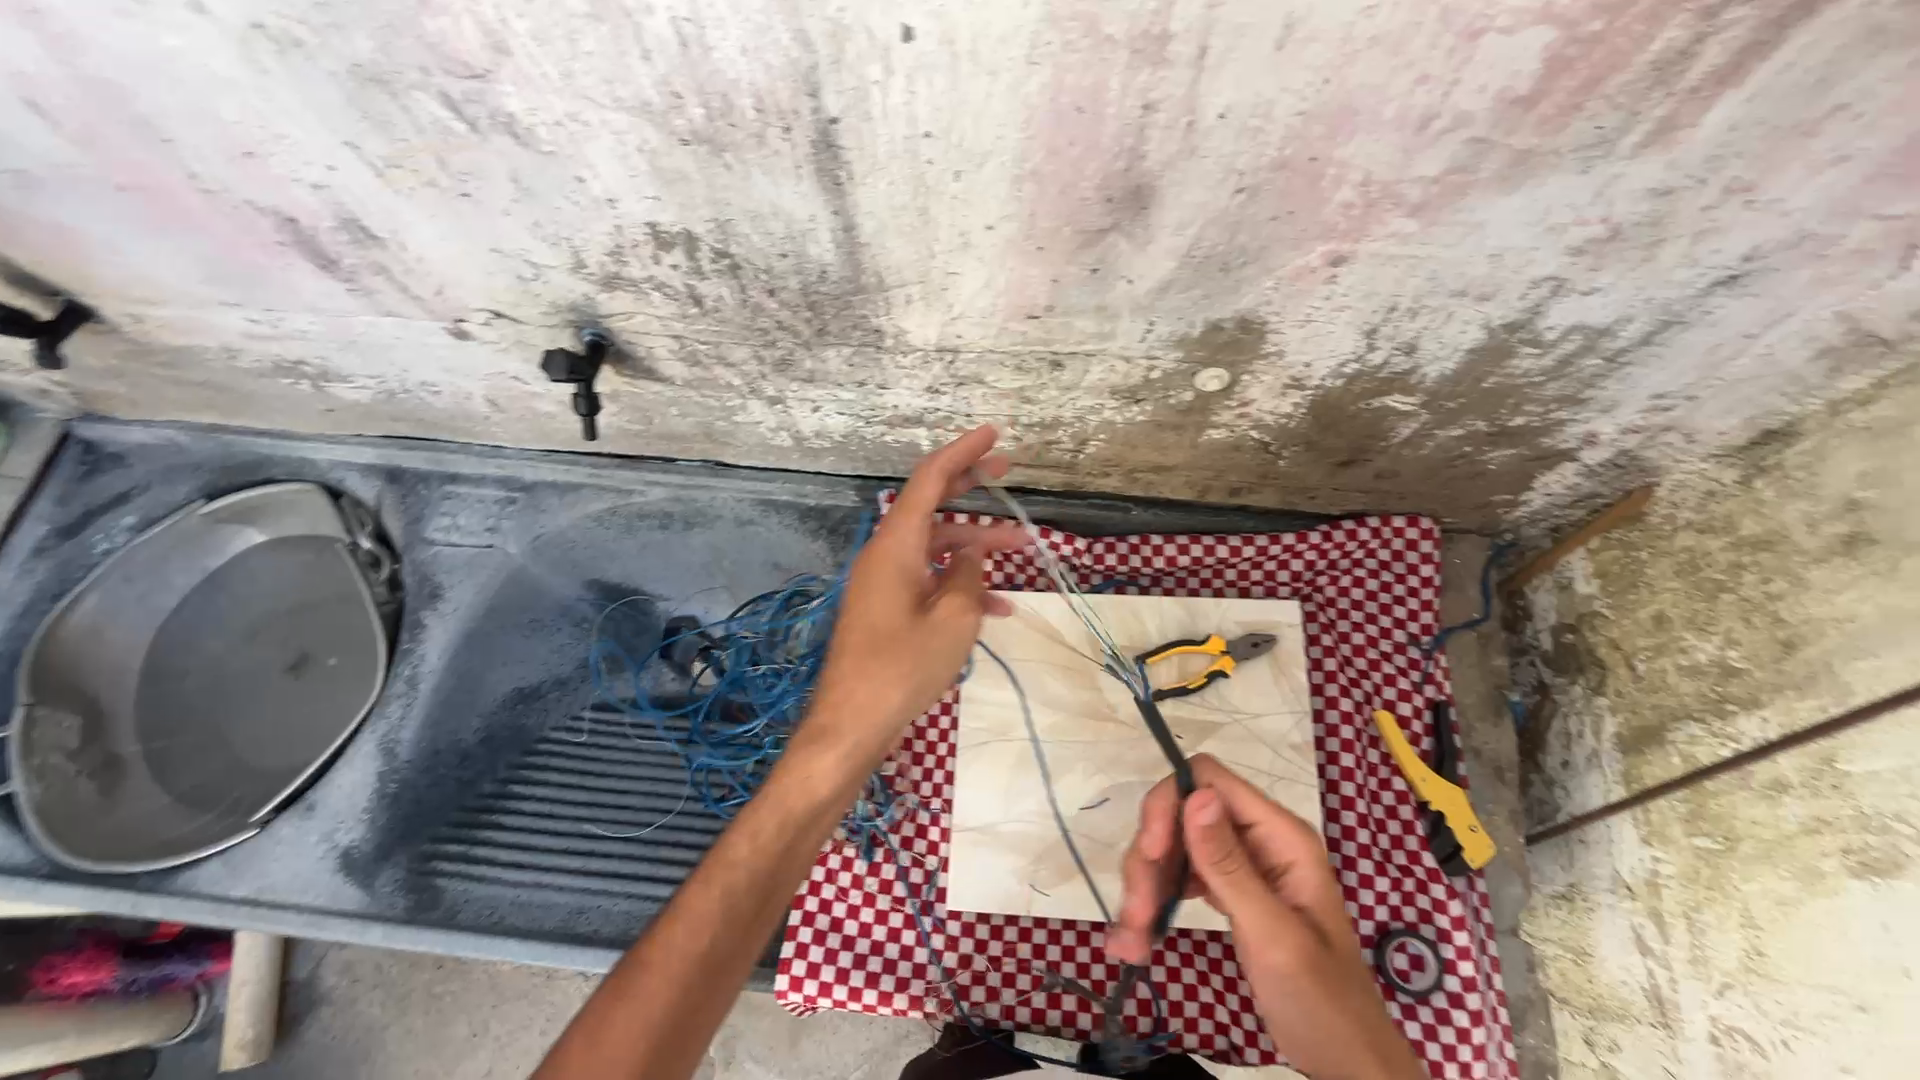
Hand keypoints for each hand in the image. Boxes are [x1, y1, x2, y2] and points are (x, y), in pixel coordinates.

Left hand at [800, 425, 1028, 767]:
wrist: (854, 721)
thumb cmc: (904, 666)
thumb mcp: (954, 619)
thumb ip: (969, 574)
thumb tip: (972, 550)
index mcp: (896, 545)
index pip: (929, 480)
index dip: (962, 453)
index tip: (993, 435)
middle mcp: (885, 555)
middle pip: (931, 507)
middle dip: (970, 488)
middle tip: (1007, 471)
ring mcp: (884, 583)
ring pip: (935, 548)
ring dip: (975, 546)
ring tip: (1023, 547)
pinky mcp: (887, 609)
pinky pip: (928, 581)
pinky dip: (959, 585)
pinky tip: (997, 607)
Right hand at [1108, 755, 1426, 1079]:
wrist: (1345, 1059)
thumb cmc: (1321, 1000)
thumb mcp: (1274, 935)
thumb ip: (1231, 866)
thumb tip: (1196, 796)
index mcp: (1280, 836)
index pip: (1208, 780)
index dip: (1169, 805)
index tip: (1149, 853)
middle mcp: (1258, 839)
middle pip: (1180, 816)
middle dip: (1150, 861)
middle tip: (1134, 916)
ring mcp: (1242, 864)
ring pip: (1172, 849)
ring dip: (1145, 888)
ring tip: (1131, 943)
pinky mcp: (1228, 890)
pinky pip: (1178, 878)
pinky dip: (1154, 904)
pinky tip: (1138, 939)